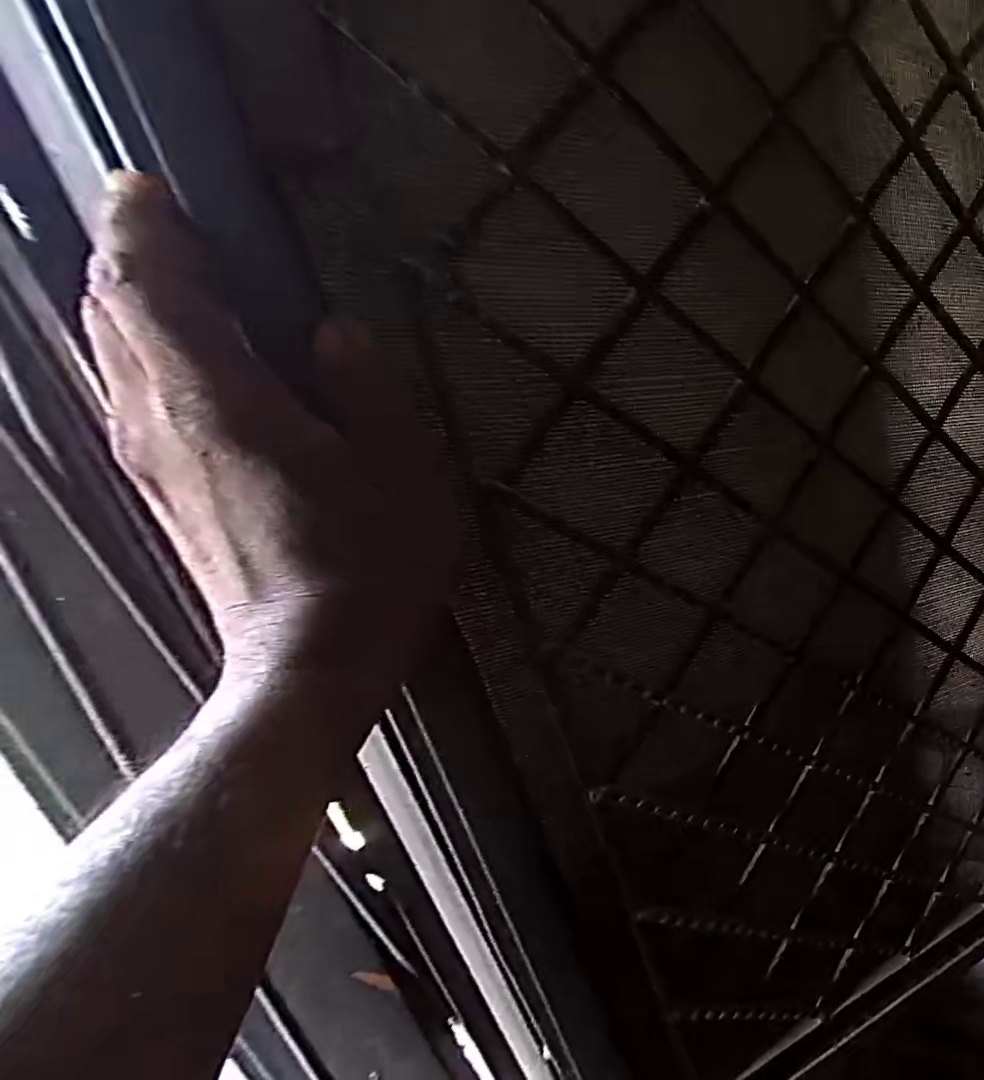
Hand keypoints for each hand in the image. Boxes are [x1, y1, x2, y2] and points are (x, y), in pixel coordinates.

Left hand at [80, 172, 456, 693]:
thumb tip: (337, 332)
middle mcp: (162, 421)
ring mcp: (154, 461)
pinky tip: (179, 367)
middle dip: (129, 261)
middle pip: (115, 317)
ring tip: (167, 284)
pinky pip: (132, 399)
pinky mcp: (168, 493)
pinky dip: (143, 357)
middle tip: (162, 227)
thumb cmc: (375, 554)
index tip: (148, 187)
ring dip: (131, 309)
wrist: (315, 646)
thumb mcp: (403, 467)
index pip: (158, 292)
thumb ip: (369, 392)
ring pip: (114, 358)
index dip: (149, 232)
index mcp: (222, 403)